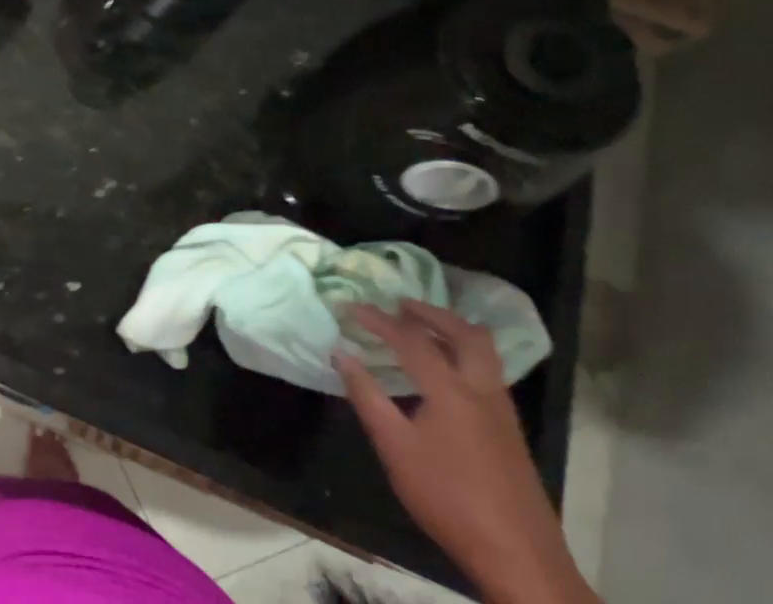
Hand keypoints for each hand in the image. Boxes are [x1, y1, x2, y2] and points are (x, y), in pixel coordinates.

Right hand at [337, 300, 595, 603]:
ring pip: (484, 354)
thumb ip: (367, 397)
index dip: (380, 320)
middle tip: (400, 305)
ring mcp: (502, 412)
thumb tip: (342, 355)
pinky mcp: (509, 431)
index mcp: (452, 392)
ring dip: (452, 332)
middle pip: (466, 335)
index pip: (413, 340)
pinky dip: (462, 356)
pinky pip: (487, 373)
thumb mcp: (394, 447)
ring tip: (420, 329)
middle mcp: (483, 392)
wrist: (516, 551)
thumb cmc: (446, 496)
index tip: (351, 307)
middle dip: (432, 314)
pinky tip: (442, 373)